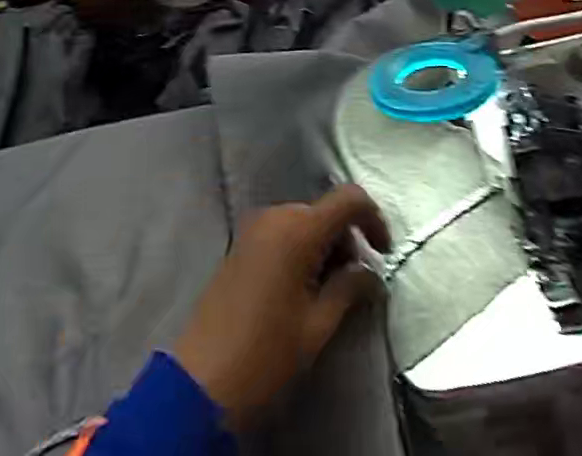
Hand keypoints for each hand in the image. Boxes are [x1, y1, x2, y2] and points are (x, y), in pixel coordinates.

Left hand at [171, 185, 390, 422]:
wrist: (198, 383)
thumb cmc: (266, 353)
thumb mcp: (318, 325)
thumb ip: (351, 289)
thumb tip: (371, 275)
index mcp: (299, 230)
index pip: (350, 199)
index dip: (374, 219)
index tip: (383, 251)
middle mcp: (276, 217)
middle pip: (326, 212)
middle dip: (347, 240)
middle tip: (353, 282)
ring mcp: (253, 230)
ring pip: (304, 222)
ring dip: (323, 246)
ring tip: (326, 290)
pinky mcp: (239, 246)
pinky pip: (282, 233)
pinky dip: (301, 250)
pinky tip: (300, 287)